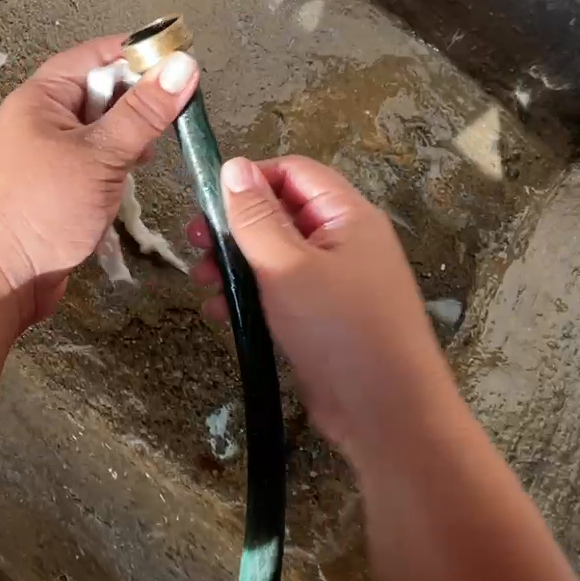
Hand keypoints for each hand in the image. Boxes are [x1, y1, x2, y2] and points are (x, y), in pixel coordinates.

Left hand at [0, 35, 199, 328]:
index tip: (180, 63)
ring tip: (154, 150)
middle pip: (98, 91)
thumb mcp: (100, 156)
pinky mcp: (53, 187)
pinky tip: (132, 176)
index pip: (94, 55)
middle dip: (136, 99)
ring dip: (127, 135)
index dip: (137, 53)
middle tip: (177, 112)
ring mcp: (45, 154)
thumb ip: (143, 113)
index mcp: (41, 97)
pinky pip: (91, 160)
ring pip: (98, 129)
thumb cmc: (42, 208)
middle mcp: (40, 118)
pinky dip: (114, 162)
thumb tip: (185, 65)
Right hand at [187, 156, 453, 462]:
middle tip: (194, 244)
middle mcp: (341, 240)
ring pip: (272, 254)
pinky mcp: (320, 315)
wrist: (385, 414)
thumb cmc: (337, 328)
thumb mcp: (286, 265)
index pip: (293, 172)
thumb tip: (234, 165)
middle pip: (278, 212)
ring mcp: (332, 280)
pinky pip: (278, 290)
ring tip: (202, 283)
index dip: (250, 179)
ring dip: (233, 264)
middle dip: (233, 227)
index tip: (208, 202)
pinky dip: (249, 295)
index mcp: (345, 215)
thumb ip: (255, 215)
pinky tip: (222, 314)